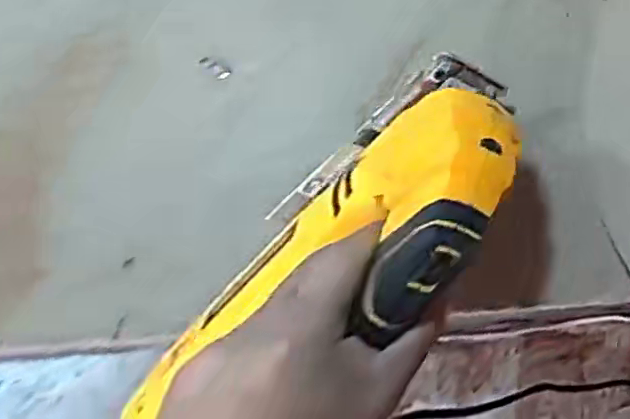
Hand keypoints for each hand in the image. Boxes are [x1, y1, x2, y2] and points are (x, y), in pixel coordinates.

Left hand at [160, 225, 442, 418]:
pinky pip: (246, 334)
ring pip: (277, 302)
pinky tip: (289, 363)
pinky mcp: (187, 378)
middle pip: (309, 272)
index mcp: (296, 327)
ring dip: (310, 303)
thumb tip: (442, 293)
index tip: (407, 236)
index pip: (346, 250)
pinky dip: (275, 336)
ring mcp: (208, 354)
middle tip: (381, 282)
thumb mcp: (378, 393)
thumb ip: (415, 336)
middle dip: (347, 269)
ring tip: (335, 331)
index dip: (379, 235)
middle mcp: (246, 329)